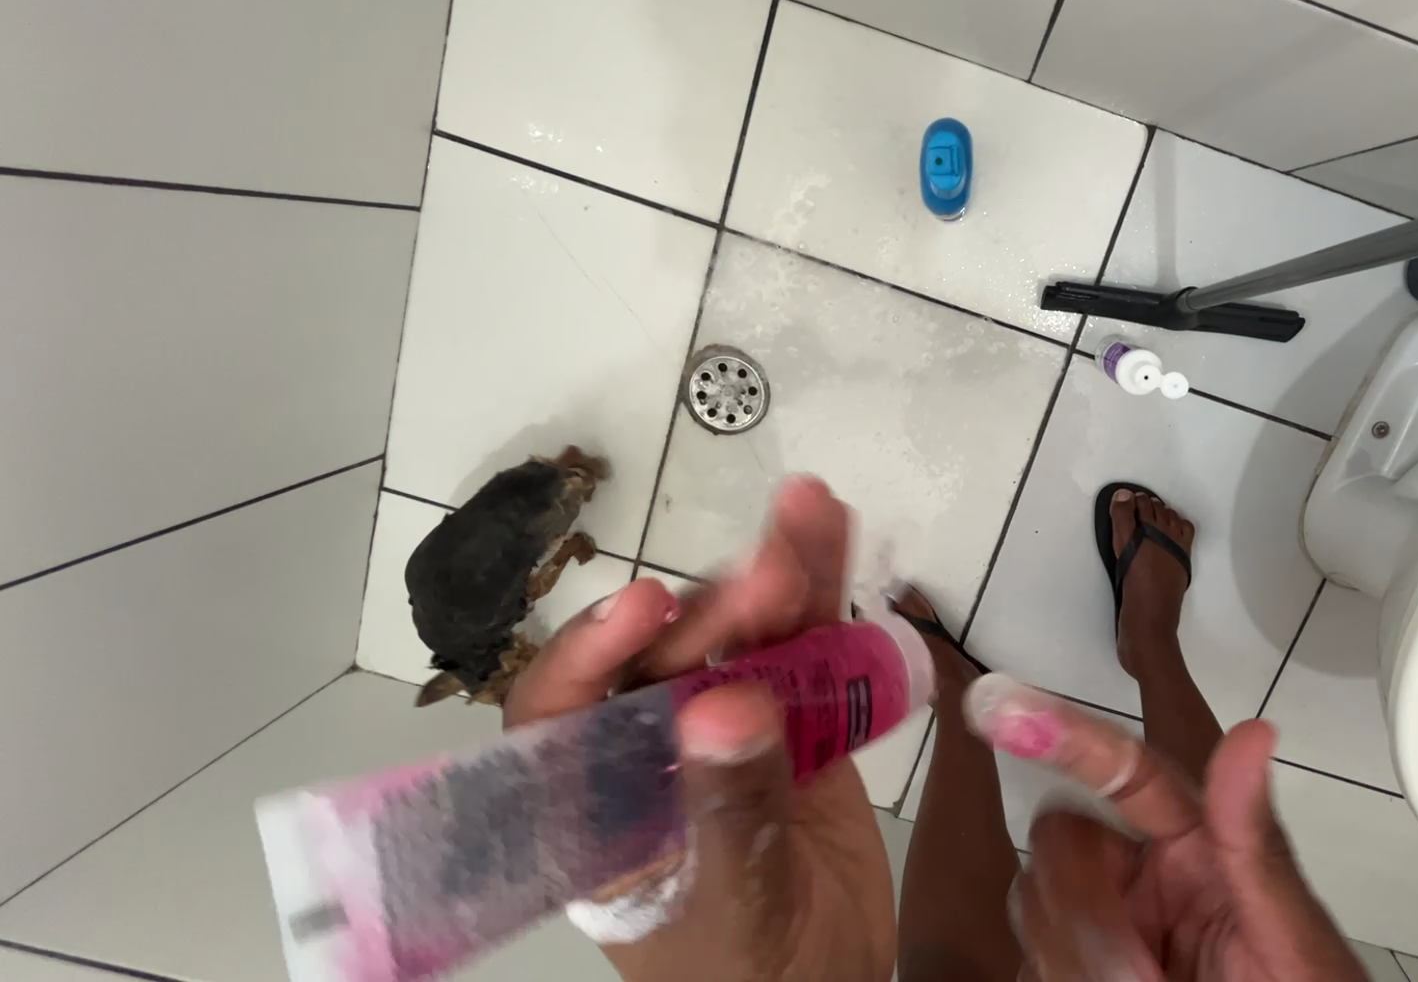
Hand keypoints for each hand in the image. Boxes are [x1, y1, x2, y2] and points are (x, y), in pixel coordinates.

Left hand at [504, 476, 894, 981]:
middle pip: (673, 656)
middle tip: (771, 575)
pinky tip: (832, 528)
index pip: (562, 719)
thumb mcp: (740, 908)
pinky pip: (808, 642)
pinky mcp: (798, 711)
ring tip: (811, 506)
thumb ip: (731, 811)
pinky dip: (823, 590)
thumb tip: (723, 705)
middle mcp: (658, 748)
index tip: (644, 606)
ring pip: (746, 631)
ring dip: (778, 569)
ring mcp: (735, 720)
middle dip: (717, 611)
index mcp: (604, 805)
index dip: (589, 654)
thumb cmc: (758, 977)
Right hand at [963, 675, 1367, 981]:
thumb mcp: (1289, 933)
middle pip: (1059, 835)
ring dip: (1075, 957)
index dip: (1066, 733)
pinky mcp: (1069, 970)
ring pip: (1033, 900)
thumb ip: (1255, 841)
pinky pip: (1026, 959)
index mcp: (1188, 844)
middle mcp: (1136, 875)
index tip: (1005, 707)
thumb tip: (1255, 731)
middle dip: (1080, 898)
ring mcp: (1100, 927)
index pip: (1123, 770)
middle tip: (1135, 973)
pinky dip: (1057, 975)